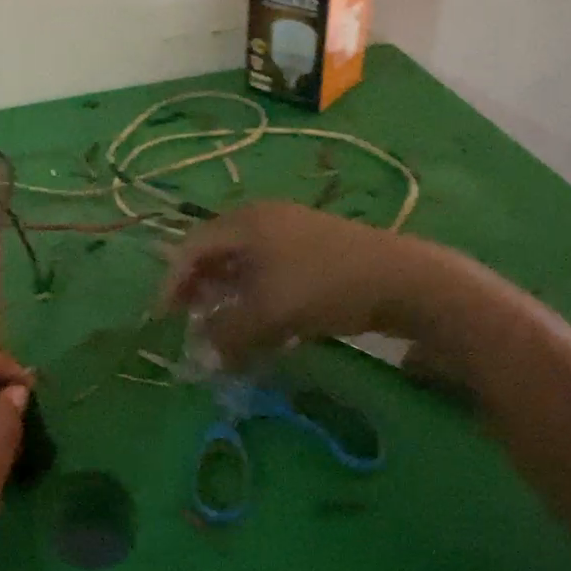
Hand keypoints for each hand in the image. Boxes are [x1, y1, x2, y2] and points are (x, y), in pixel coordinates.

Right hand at [160, 200, 449, 365]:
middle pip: (217, 252)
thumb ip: (228, 333)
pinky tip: (267, 325)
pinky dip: (259, 297)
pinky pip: (272, 271)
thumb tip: (206, 352)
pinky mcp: (318, 250)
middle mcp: (264, 218)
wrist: (405, 281)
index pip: (192, 246)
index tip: (165, 317)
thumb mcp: (267, 313)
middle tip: (193, 320)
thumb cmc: (323, 286)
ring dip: (230, 297)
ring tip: (228, 328)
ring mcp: (293, 231)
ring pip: (246, 264)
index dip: (173, 281)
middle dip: (201, 289)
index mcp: (244, 221)